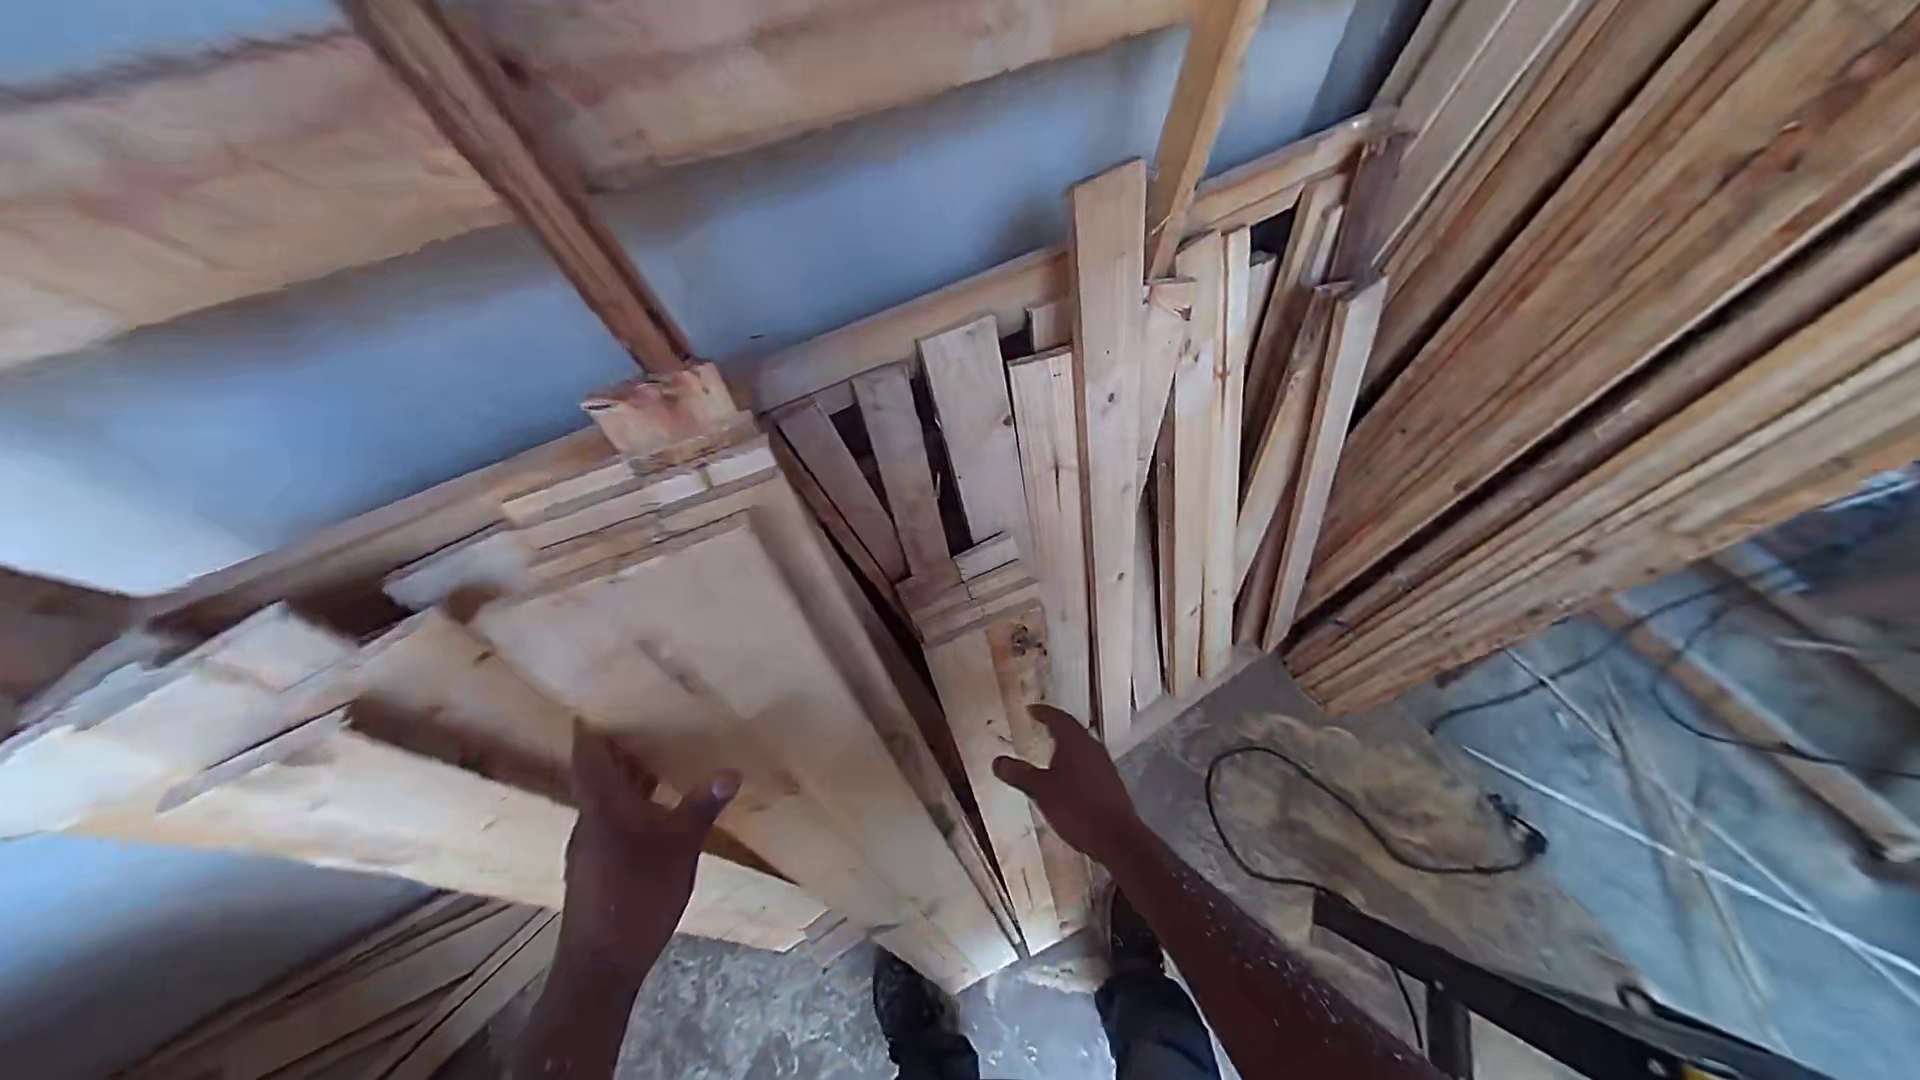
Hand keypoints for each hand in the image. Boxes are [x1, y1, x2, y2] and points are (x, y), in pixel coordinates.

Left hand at [561, 725, 739, 975]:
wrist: (602, 963)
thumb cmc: (638, 894)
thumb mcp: (681, 846)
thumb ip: (702, 805)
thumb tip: (731, 770)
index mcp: (603, 807)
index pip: (588, 756)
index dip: (592, 727)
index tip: (603, 700)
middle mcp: (590, 819)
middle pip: (597, 772)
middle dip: (619, 746)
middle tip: (646, 717)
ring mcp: (591, 843)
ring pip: (605, 796)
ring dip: (627, 774)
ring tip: (658, 751)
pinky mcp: (597, 863)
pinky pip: (611, 816)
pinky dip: (631, 799)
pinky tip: (656, 804)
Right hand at [992, 704, 1145, 867]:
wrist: (1116, 839)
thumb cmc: (1076, 808)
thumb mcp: (1040, 790)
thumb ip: (1019, 774)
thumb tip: (998, 762)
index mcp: (1074, 741)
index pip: (1057, 717)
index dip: (1042, 712)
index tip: (1031, 710)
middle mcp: (1092, 746)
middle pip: (1072, 728)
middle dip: (1055, 725)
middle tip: (1041, 724)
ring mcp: (1104, 764)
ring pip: (1082, 745)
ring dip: (1066, 743)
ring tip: (1051, 749)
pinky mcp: (1111, 782)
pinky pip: (1089, 761)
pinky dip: (1075, 761)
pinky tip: (1068, 776)